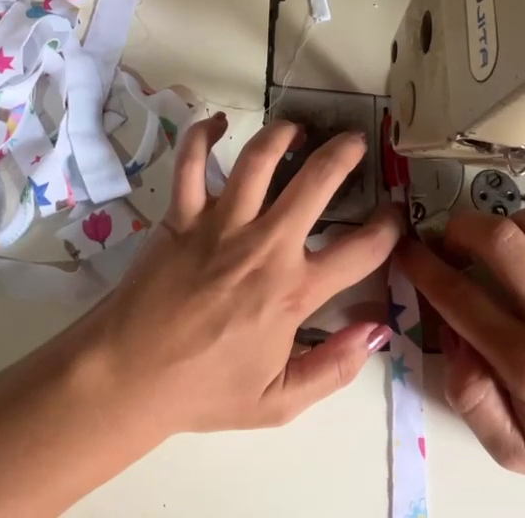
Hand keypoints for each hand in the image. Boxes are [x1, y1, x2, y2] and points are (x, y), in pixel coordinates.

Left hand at [72, 114, 402, 434]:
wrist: (129, 375)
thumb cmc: (204, 390)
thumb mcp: (279, 402)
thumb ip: (334, 367)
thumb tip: (377, 330)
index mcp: (292, 291)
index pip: (360, 252)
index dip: (389, 229)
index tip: (395, 215)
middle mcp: (263, 246)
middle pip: (315, 183)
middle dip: (343, 155)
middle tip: (354, 142)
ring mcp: (219, 225)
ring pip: (258, 160)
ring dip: (282, 134)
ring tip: (297, 127)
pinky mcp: (181, 215)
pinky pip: (191, 163)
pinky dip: (202, 135)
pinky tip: (217, 122)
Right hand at [395, 209, 524, 512]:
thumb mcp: (513, 451)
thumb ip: (468, 396)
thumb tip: (449, 335)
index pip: (458, 296)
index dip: (421, 265)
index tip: (404, 251)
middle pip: (499, 240)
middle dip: (457, 229)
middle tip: (447, 243)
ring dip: (507, 223)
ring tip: (495, 243)